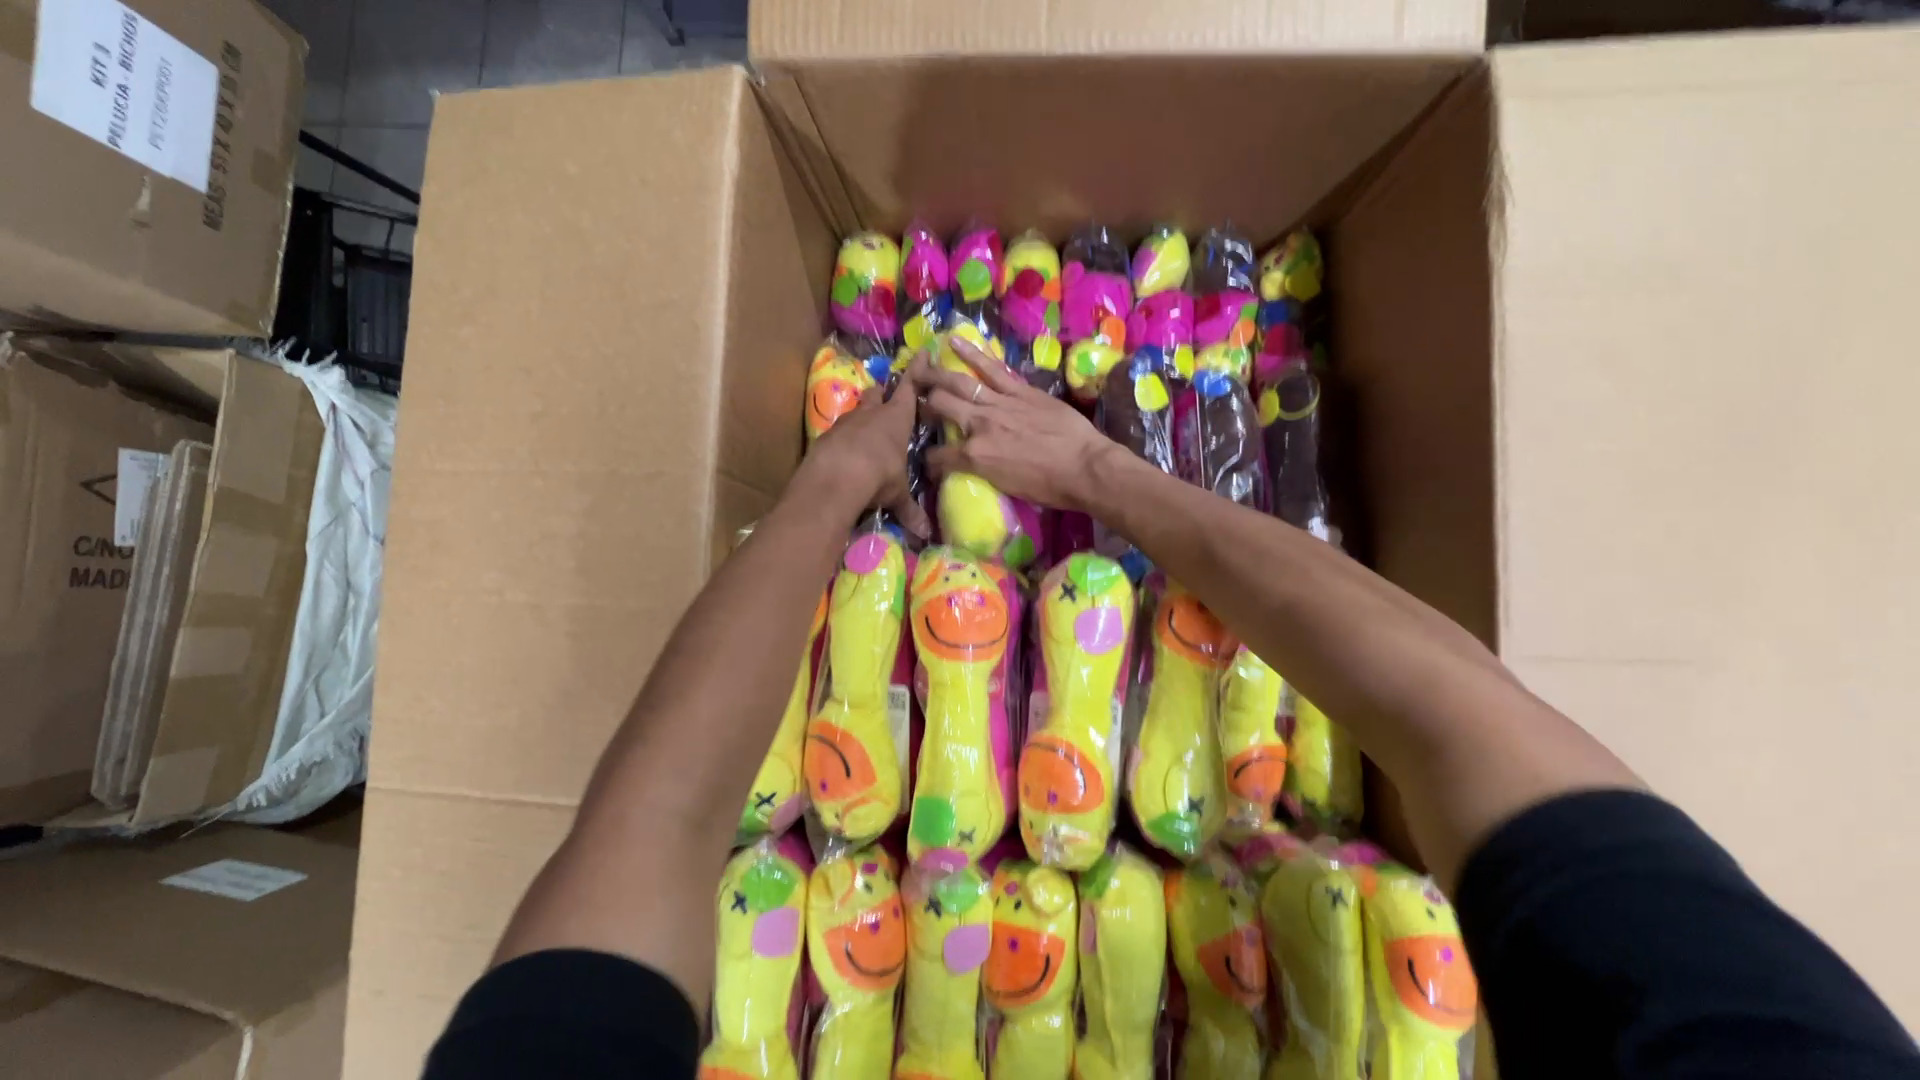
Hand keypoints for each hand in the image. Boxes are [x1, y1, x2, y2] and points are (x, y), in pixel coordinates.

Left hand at [795, 375, 930, 536]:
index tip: (923, 353)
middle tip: (884, 395)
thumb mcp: (897, 494)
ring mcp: (845, 422)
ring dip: (860, 417)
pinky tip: (844, 452)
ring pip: (856, 411)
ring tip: (864, 428)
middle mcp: (871, 414)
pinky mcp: (825, 436)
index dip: (917, 371)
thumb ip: (909, 510)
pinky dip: (843, 439)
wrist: (835, 478)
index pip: (910, 389)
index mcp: (896, 419)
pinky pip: (838, 432)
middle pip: (877, 394)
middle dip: (882, 394)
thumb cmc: (878, 476)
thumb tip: (925, 534)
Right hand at [914, 336, 1117, 512]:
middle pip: (941, 406)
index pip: (939, 458)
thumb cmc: (1050, 487)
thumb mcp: (1007, 488)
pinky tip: (955, 342)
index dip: (931, 462)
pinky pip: (992, 369)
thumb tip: (974, 464)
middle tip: (917, 400)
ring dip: (936, 374)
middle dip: (924, 404)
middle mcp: (979, 425)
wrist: (1085, 467)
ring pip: (959, 383)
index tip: (931, 463)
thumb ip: (983, 471)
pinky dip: (972, 354)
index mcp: (975, 456)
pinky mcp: (1020, 391)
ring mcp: (999, 404)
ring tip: (922, 367)